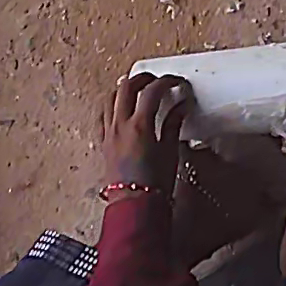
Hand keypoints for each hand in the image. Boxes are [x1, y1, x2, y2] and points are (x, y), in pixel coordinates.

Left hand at [101, 72, 191, 190]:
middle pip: (127, 86)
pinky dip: (113, 105)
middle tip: (156, 80)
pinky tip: (122, 108)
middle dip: (142, 78)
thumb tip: (181, 107)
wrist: (134, 206)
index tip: (176, 83)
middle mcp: (120, 125)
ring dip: (124, 88)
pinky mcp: (104, 141)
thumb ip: (174, 124)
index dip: (166, 82)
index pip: (152, 91)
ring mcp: (109, 132)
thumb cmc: (154, 184)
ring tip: (138, 89)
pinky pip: (104, 115)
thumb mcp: (169, 151)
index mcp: (139, 125)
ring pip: (111, 97)